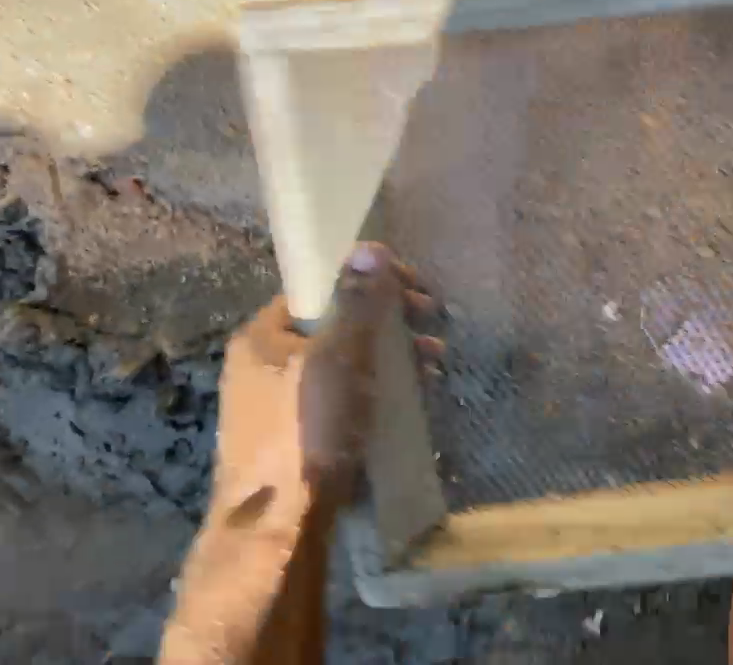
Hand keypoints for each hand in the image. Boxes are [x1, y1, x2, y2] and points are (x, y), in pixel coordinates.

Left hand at [211, 242, 441, 507]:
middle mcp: (264, 363)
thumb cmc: (309, 427)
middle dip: (391, 317)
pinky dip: (382, 380)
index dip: (370, 280)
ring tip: (433, 359)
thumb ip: (359, 302)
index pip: (320, 287)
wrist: (281, 522)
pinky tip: (413, 389)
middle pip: (339, 320)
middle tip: (432, 319)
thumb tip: (370, 247)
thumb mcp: (342, 356)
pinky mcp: (301, 428)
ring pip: (349, 355)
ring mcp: (281, 398)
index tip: (414, 289)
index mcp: (262, 338)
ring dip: (394, 348)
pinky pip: (349, 386)